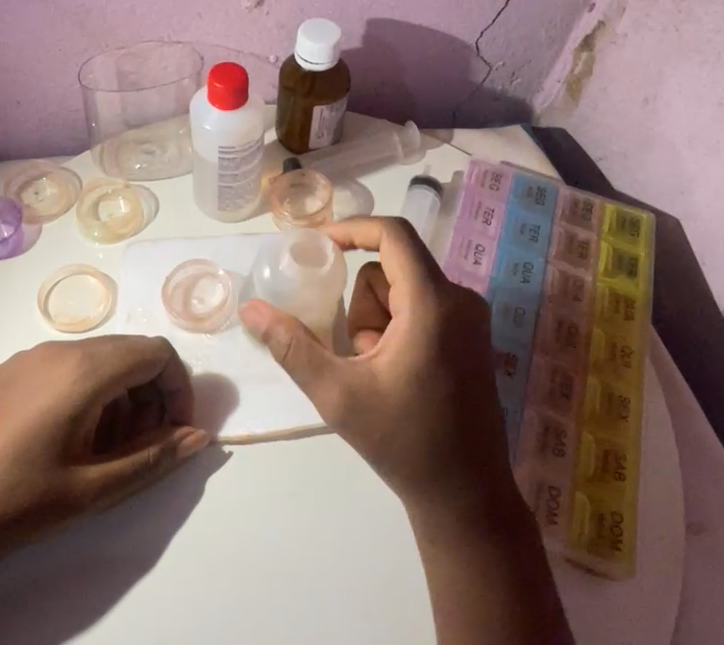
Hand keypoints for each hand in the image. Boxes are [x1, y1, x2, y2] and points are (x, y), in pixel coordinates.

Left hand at [0, 335, 210, 547]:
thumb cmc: (17, 502)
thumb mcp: (95, 488)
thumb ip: (154, 457)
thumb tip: (198, 437)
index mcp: (85, 370)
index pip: (157, 353)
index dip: (178, 389)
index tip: (175, 432)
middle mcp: (59, 349)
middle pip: (129, 352)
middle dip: (150, 394)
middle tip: (142, 447)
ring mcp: (28, 357)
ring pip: (97, 359)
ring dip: (119, 395)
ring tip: (104, 450)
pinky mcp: (7, 372)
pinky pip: (65, 367)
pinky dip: (87, 392)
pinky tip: (67, 440)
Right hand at [239, 216, 514, 514]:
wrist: (466, 494)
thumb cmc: (404, 442)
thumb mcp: (337, 394)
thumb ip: (292, 345)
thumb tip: (251, 308)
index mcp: (433, 304)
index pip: (393, 235)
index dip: (351, 229)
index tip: (316, 246)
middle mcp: (459, 299)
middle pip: (390, 269)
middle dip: (361, 305)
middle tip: (356, 355)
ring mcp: (471, 318)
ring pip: (402, 290)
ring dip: (377, 322)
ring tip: (377, 372)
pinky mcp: (472, 335)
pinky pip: (421, 308)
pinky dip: (397, 330)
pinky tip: (395, 375)